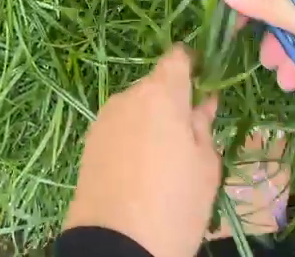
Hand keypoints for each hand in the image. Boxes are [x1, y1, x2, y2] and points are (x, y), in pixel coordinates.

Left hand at [63, 47, 220, 256]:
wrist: (115, 250)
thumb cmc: (173, 205)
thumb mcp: (205, 167)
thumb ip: (204, 127)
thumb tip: (203, 103)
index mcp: (163, 93)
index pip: (178, 57)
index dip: (192, 66)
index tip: (203, 88)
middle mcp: (130, 96)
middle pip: (157, 86)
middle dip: (173, 103)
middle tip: (188, 140)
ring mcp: (105, 119)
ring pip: (137, 109)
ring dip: (151, 123)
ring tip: (162, 164)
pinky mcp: (88, 144)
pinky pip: (119, 130)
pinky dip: (131, 141)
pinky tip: (139, 174)